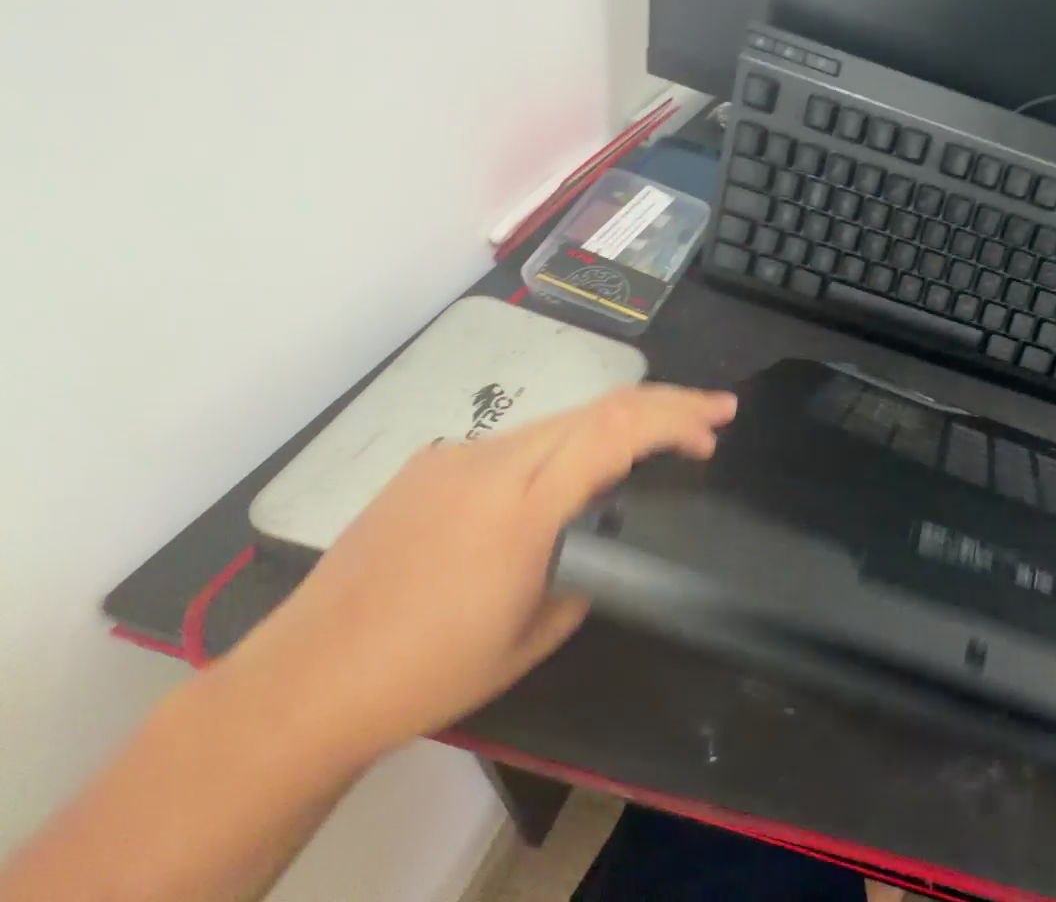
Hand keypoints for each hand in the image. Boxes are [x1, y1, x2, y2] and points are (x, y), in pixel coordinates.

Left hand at [218, 383, 736, 758]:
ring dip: (616, 424)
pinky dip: (566, 444)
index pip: (614, 432)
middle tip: (713, 417)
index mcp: (520, 509)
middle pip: (595, 408)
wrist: (305, 682)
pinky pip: (515, 443)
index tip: (720, 423)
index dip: (676, 416)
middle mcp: (487, 465)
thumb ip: (588, 569)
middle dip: (664, 404)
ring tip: (656, 444)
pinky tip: (573, 476)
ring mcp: (452, 459)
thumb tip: (605, 539)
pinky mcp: (426, 467)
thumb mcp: (537, 631)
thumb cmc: (433, 673)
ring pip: (557, 420)